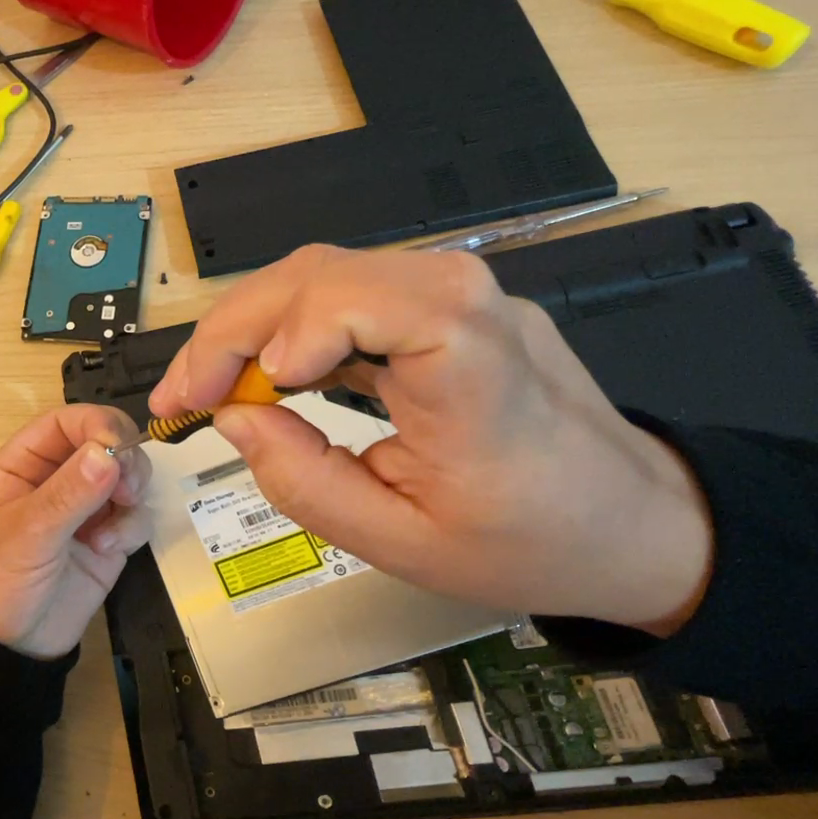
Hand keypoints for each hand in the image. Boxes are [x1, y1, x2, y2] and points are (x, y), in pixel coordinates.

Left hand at [0, 405, 153, 659]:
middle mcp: (55, 480)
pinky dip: (131, 527)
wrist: (0, 650)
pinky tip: (108, 549)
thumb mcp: (24, 534)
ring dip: (131, 493)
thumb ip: (68, 494)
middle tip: (127, 487)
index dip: (96, 424)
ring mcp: (83, 511)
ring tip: (115, 521)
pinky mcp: (105, 542)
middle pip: (105, 444)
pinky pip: (134, 517)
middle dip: (124, 459)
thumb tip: (110, 452)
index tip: (120, 446)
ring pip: (126, 478)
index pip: (65, 423)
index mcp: (22, 465)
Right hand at [150, 245, 713, 635]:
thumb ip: (303, 482)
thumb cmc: (528, 546)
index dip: (307, 325)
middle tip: (181, 395)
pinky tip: (256, 370)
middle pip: (326, 273)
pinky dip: (281, 326)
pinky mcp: (439, 304)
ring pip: (322, 272)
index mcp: (479, 379)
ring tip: (204, 384)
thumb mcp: (401, 545)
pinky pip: (342, 291)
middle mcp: (471, 311)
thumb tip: (233, 417)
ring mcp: (457, 298)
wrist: (636, 523)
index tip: (254, 389)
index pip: (388, 300)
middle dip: (233, 330)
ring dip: (247, 324)